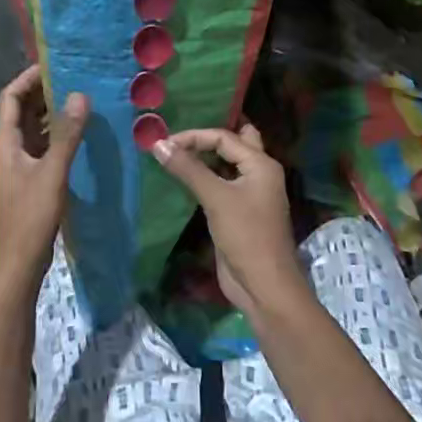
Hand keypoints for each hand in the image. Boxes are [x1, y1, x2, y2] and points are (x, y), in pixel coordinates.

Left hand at [0, 65, 87, 286]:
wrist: (16, 267)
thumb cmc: (28, 218)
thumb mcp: (51, 173)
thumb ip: (67, 135)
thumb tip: (80, 95)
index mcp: (4, 142)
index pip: (10, 97)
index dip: (29, 77)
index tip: (56, 64)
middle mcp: (8, 149)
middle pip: (22, 110)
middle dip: (45, 92)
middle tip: (77, 78)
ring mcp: (19, 166)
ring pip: (35, 130)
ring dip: (54, 114)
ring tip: (84, 99)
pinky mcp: (31, 182)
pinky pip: (44, 148)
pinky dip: (60, 136)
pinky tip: (82, 135)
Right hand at [152, 125, 302, 310]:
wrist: (263, 285)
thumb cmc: (245, 235)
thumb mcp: (216, 198)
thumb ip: (188, 169)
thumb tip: (158, 144)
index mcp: (261, 164)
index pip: (224, 137)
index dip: (193, 137)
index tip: (164, 144)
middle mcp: (259, 173)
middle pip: (234, 143)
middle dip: (208, 138)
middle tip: (179, 136)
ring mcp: (250, 193)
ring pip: (227, 164)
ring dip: (205, 158)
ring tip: (175, 152)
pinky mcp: (238, 211)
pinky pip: (221, 184)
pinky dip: (205, 177)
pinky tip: (184, 179)